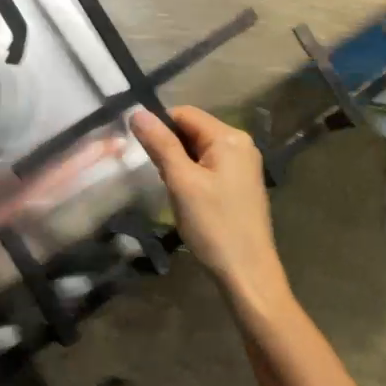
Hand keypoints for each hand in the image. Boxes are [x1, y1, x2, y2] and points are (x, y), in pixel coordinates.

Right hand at [131, 106, 288, 306]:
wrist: (247, 273)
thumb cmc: (213, 225)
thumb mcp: (181, 182)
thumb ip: (160, 144)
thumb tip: (137, 112)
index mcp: (229, 137)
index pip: (185, 114)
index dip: (160, 127)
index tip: (143, 153)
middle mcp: (241, 144)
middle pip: (193, 130)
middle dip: (170, 148)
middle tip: (161, 178)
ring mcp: (244, 165)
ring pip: (199, 150)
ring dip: (180, 164)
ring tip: (174, 191)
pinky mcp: (241, 184)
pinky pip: (209, 167)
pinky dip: (193, 176)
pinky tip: (189, 200)